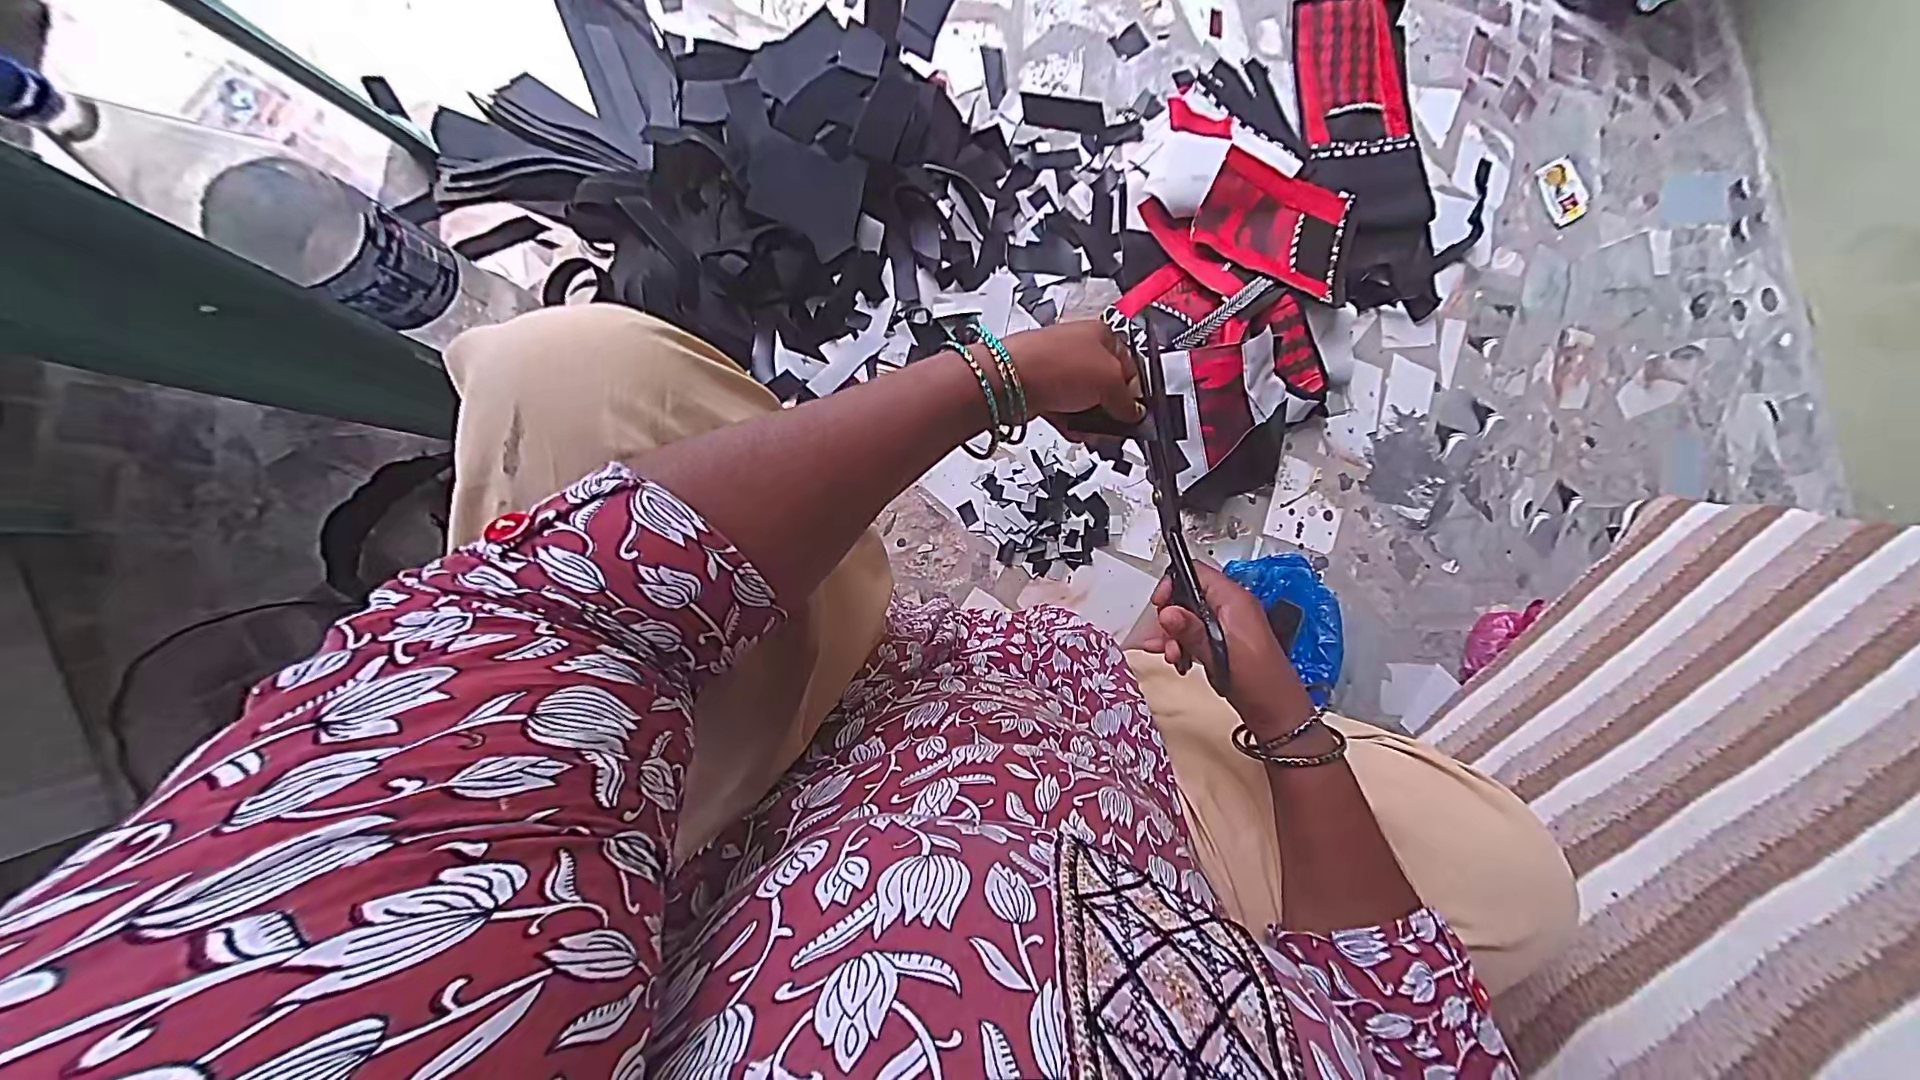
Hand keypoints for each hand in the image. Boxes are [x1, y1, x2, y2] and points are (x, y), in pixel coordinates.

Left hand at [1000, 320, 1143, 425]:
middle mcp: (1080, 349)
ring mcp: (1060, 372)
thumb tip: (1134, 414)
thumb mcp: (1110, 381)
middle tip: (1113, 427)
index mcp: (1103, 334)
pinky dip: (1071, 423)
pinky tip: (1073, 430)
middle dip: (1111, 412)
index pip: (1132, 367)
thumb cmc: (1053, 364)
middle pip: (1108, 388)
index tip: (1136, 414)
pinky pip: (1066, 412)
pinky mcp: (1044, 392)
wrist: (1009, 381)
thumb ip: (1129, 401)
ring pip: (1086, 403)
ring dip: (1091, 421)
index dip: (1135, 394)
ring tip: (1091, 431)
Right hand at [1138, 562, 1317, 737]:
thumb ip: (1192, 631)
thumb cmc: (1261, 684)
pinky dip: (1182, 643)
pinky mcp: (1223, 641)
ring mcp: (1227, 624)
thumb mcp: (1219, 654)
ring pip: (1187, 616)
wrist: (1276, 715)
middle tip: (1166, 636)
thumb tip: (1168, 612)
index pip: (1196, 572)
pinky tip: (1179, 658)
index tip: (1160, 605)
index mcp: (1235, 601)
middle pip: (1187, 595)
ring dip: (1173, 634)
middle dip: (1170, 616)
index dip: (1172, 584)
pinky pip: (1194, 632)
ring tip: (1173, 654)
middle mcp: (1231, 608)